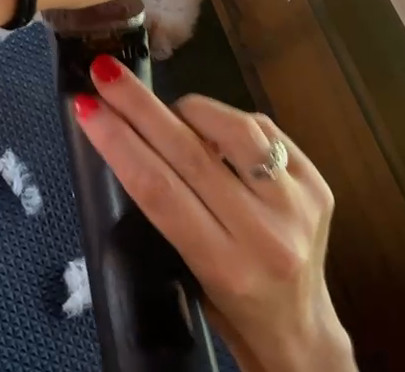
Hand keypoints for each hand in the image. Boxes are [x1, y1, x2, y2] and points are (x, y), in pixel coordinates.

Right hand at [76, 58, 354, 371]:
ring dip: (186, 108)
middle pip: (190, 151)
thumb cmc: (226, 305)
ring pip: (233, 127)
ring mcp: (299, 206)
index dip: (117, 142)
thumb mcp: (184, 269)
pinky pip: (263, 128)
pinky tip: (210, 129)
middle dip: (138, 105)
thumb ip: (164, 206)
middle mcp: (267, 234)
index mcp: (224, 265)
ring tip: (165, 112)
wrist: (302, 332)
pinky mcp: (320, 184)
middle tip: (104, 72)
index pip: (158, 189)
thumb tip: (128, 132)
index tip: (85, 107)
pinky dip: (226, 119)